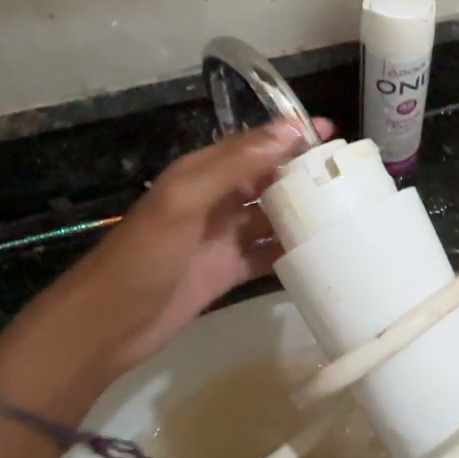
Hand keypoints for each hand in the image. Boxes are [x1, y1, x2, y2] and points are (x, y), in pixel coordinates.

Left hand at [17, 118, 332, 385]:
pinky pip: (268, 253)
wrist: (107, 326)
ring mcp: (223, 237)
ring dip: (304, 212)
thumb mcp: (184, 200)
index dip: (291, 136)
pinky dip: (293, 251)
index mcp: (202, 174)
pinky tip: (325, 252)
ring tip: (350, 211)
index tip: (332, 133)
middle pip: (268, 178)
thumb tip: (290, 131)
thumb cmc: (143, 255)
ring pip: (273, 216)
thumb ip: (235, 164)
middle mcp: (216, 200)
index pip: (254, 145)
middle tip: (352, 176)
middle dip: (305, 173)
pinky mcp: (228, 271)